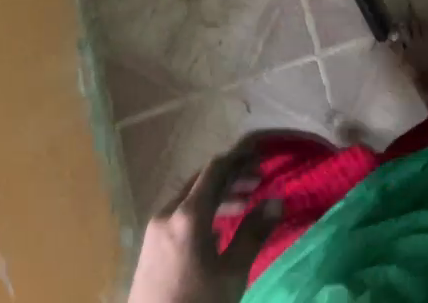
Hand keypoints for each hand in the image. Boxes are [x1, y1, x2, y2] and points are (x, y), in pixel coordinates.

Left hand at [127, 138, 283, 302]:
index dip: (239, 158)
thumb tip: (276, 201)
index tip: (261, 154)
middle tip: (259, 179)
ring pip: (190, 198)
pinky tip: (219, 227)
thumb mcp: (231, 274)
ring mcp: (156, 230)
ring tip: (246, 202)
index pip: (216, 170)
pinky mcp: (151, 247)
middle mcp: (168, 213)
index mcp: (188, 215)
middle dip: (231, 176)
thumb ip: (253, 234)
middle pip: (202, 181)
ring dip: (218, 194)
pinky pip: (180, 215)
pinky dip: (203, 211)